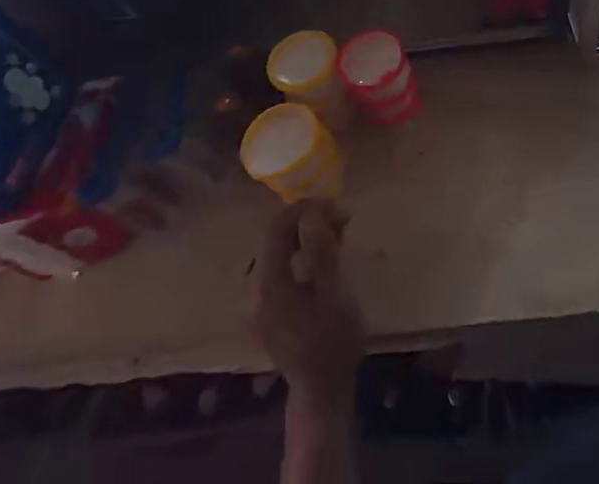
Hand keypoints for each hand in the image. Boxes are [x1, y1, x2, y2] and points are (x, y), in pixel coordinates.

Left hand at [253, 199, 364, 408]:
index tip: (334, 204)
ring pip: (280, 250)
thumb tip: (312, 215)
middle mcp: (257, 287)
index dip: (304, 209)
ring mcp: (261, 297)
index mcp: (269, 283)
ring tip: (339, 230)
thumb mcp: (335, 300)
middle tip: (341, 217)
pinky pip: (283, 266)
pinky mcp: (270, 306)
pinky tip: (326, 254)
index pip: (277, 228)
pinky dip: (303, 252)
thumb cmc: (333, 346)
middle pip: (275, 237)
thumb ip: (322, 256)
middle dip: (307, 219)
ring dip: (307, 234)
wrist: (322, 394)